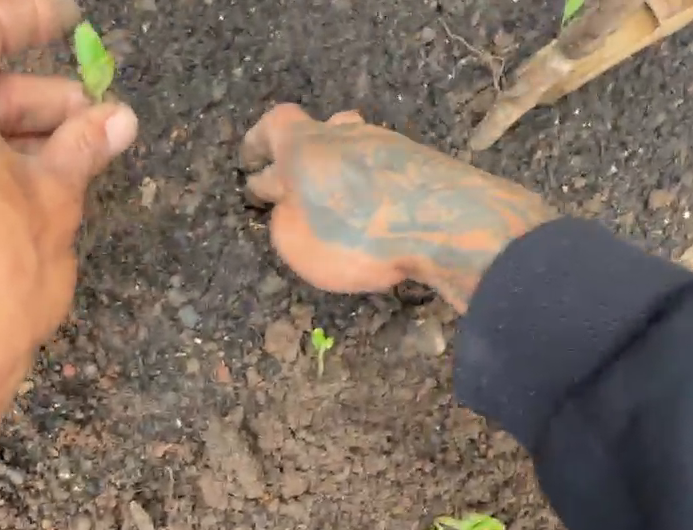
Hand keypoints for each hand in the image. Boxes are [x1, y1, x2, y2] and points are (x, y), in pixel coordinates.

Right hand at [240, 105, 552, 312]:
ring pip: (351, 151)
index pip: (274, 125)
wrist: (443, 225)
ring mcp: (387, 145)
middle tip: (290, 190)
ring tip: (332, 208)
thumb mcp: (294, 242)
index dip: (258, 141)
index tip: (249, 160)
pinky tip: (370, 217)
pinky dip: (366, 191)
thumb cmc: (353, 235)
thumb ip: (284, 221)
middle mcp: (346, 135)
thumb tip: (291, 209)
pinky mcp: (418, 165)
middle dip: (299, 162)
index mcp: (305, 146)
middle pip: (316, 134)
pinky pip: (380, 172)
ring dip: (336, 176)